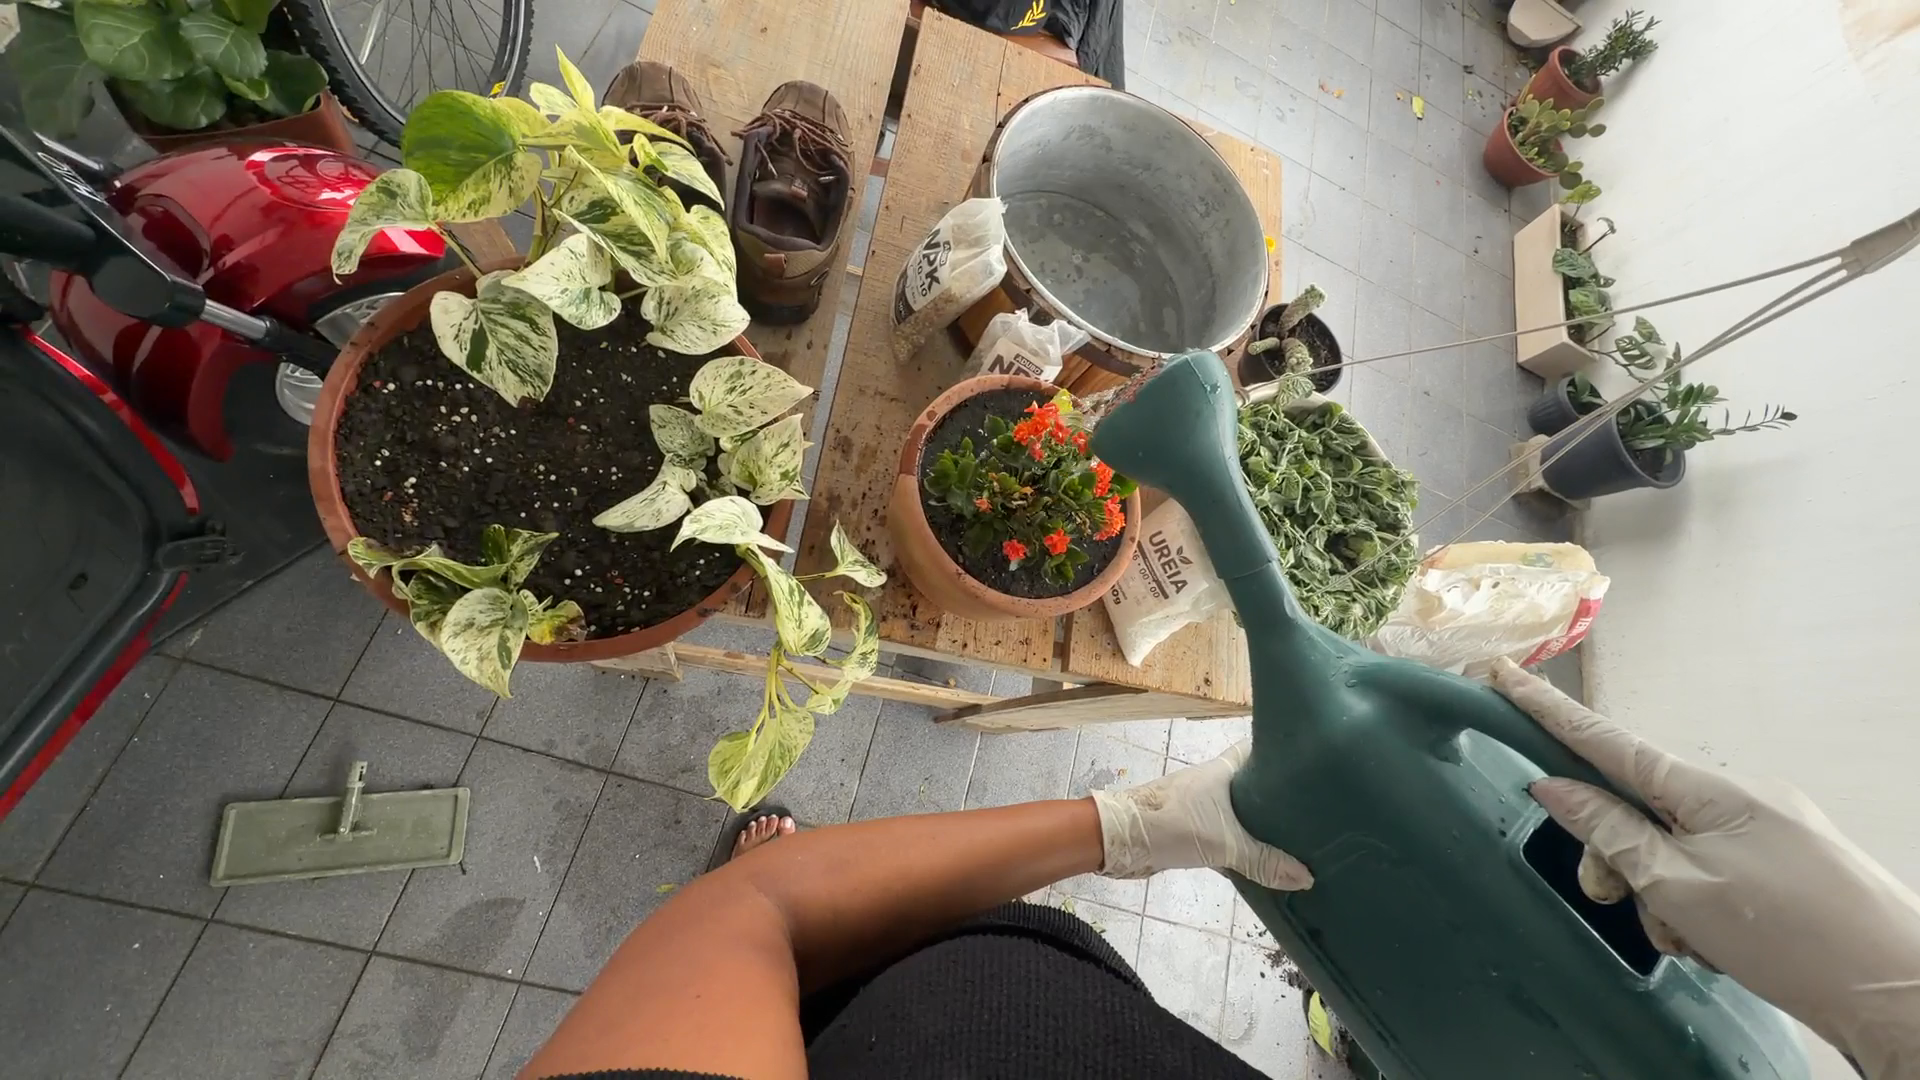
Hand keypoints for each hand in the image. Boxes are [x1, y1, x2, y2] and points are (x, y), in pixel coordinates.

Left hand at [1090, 739, 1311, 890]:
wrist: (1123, 839)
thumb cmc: (1173, 824)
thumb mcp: (1225, 843)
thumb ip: (1265, 860)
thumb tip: (1308, 877)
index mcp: (1223, 771)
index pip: (1256, 752)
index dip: (1282, 756)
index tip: (1314, 767)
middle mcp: (1215, 783)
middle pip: (1254, 787)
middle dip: (1279, 800)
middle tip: (1317, 817)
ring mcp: (1203, 807)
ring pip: (1242, 815)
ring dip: (1263, 829)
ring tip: (1300, 844)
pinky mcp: (1195, 830)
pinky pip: (1229, 837)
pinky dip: (1245, 850)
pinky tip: (1266, 866)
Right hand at [1490, 657, 1919, 1075]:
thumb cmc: (1792, 941)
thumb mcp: (1677, 887)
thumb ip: (1607, 832)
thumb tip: (1552, 787)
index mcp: (1709, 790)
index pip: (1603, 738)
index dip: (1546, 708)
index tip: (1504, 673)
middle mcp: (1737, 795)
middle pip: (1634, 801)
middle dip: (1609, 847)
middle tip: (1605, 894)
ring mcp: (1768, 826)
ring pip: (1668, 837)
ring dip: (1652, 882)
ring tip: (1678, 936)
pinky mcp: (1789, 859)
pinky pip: (1709, 858)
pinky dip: (1690, 894)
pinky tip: (1708, 937)